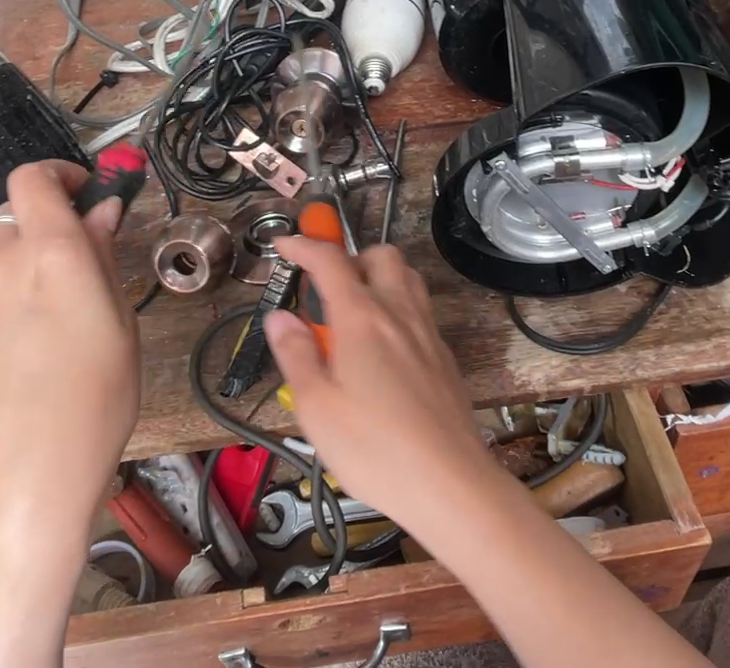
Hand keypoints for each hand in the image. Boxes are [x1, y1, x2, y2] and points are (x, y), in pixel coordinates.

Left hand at [0, 160, 134, 538]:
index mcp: (51, 253)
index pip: (34, 179)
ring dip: (13, 272)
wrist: (20, 482)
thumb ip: (103, 257)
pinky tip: (8, 360)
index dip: (57, 174)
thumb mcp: (120, 326)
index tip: (82, 192)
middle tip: (70, 273)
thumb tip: (102, 211)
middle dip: (42, 232)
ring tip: (39, 326)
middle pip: (11, 221)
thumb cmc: (94, 403)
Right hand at [262, 238, 498, 535]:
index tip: (284, 246)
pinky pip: (420, 309)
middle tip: (325, 292)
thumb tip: (279, 317)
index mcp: (362, 318)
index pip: (330, 261)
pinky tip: (383, 349)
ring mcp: (428, 332)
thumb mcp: (317, 408)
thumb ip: (296, 354)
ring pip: (407, 277)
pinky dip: (397, 307)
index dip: (303, 246)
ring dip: (378, 277)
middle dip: (349, 259)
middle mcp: (399, 313)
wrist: (449, 482)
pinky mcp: (444, 355)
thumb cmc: (374, 449)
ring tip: (353, 314)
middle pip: (380, 255)